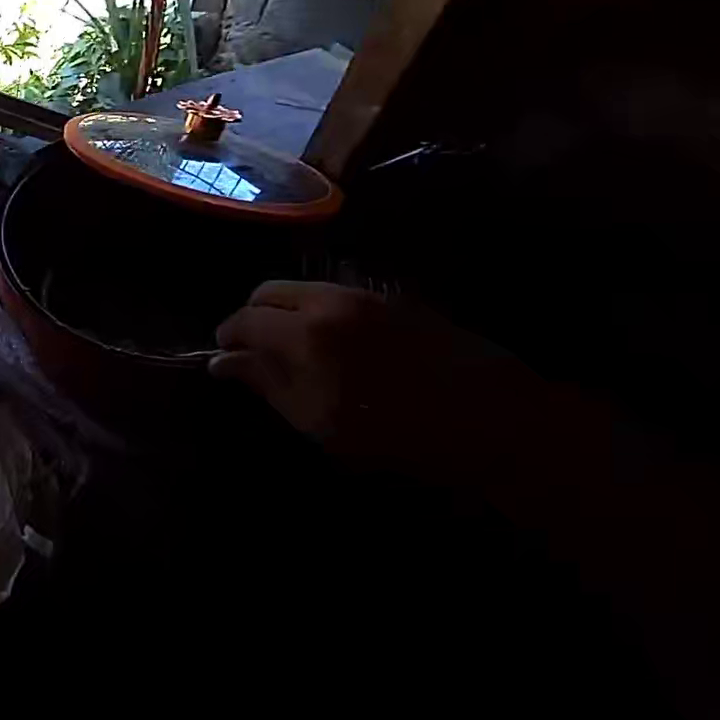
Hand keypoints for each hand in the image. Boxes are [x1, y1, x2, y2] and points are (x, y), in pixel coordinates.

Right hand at [208, 281, 526, 468]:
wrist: (497, 421)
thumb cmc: (395, 431)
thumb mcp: (316, 418)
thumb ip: (263, 382)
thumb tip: (222, 361)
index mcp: (302, 332)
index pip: (242, 319)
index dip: (226, 336)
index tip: (224, 355)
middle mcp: (327, 301)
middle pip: (267, 291)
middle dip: (252, 315)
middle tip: (256, 347)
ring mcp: (363, 296)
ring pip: (302, 288)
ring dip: (285, 310)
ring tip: (296, 344)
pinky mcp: (393, 300)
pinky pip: (336, 295)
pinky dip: (318, 310)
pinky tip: (337, 341)